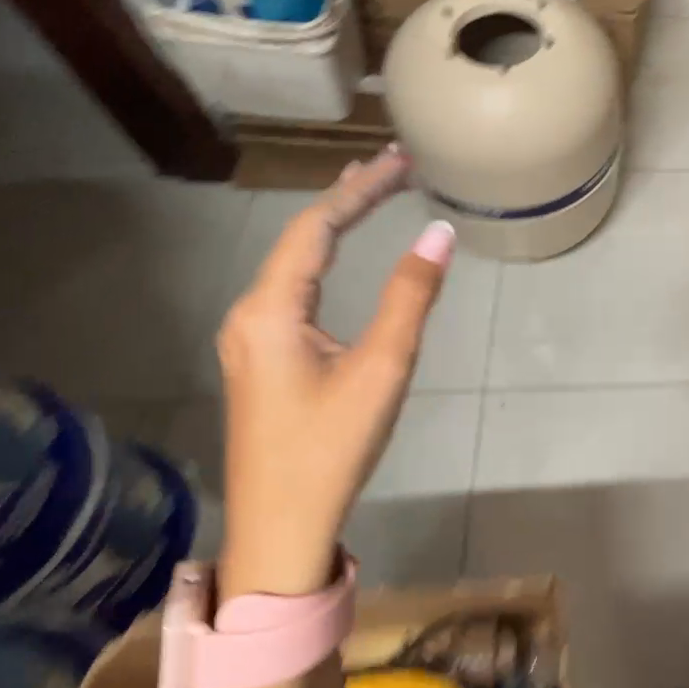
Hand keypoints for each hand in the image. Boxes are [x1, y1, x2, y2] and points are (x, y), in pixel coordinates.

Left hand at [214, 146, 455, 596]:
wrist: (280, 527)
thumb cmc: (332, 447)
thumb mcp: (382, 368)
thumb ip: (411, 296)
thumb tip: (438, 232)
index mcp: (270, 310)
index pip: (316, 226)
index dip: (360, 188)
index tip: (401, 160)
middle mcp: (250, 313)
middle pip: (300, 236)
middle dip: (348, 196)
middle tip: (393, 164)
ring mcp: (251, 335)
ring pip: (294, 260)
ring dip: (333, 221)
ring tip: (369, 188)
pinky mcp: (262, 354)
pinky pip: (293, 284)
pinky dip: (323, 253)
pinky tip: (338, 250)